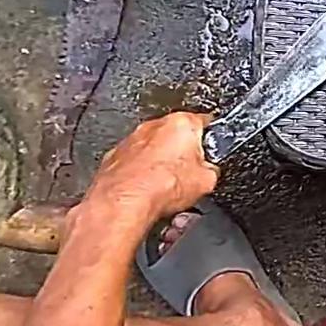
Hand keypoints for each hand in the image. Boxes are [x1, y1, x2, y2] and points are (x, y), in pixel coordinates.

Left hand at [89, 111, 217, 219]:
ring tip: (165, 187)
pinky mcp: (114, 156)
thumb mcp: (208, 181)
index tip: (211, 152)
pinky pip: (134, 162)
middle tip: (189, 175)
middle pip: (177, 136)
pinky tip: (146, 191)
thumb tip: (208, 172)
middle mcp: (154, 125)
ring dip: (160, 163)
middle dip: (183, 153)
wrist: (125, 202)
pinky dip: (140, 173)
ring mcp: (132, 139)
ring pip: (153, 148)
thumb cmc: (160, 187)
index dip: (211, 140)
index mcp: (182, 123)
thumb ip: (211, 169)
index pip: (205, 122)